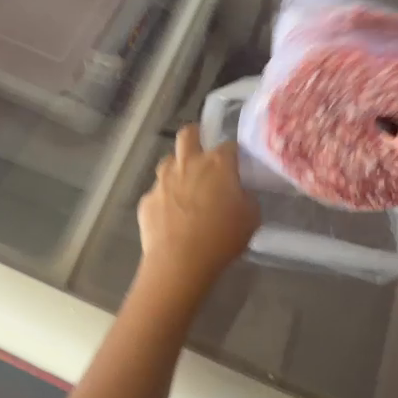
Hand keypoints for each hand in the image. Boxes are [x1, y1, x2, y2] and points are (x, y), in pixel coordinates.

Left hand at [135, 124, 260, 295]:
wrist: (179, 264)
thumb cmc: (221, 238)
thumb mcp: (251, 218)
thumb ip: (248, 198)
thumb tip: (241, 193)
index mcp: (217, 163)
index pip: (229, 146)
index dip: (233, 154)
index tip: (236, 166)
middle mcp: (188, 163)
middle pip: (188, 134)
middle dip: (195, 137)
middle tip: (202, 154)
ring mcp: (163, 180)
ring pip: (168, 161)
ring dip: (177, 169)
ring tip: (184, 188)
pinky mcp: (146, 200)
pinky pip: (156, 193)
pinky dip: (163, 200)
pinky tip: (169, 218)